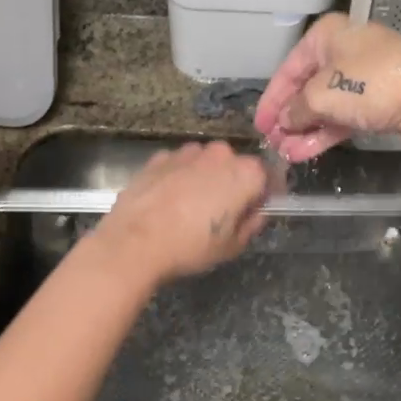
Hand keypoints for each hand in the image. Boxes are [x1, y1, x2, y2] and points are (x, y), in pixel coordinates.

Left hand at [89, 141, 268, 282]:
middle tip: (221, 212)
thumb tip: (256, 213)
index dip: (262, 195)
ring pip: (205, 163)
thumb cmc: (190, 247)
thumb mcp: (231, 246)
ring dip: (204, 178)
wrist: (134, 241)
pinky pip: (178, 166)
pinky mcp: (158, 158)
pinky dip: (179, 177)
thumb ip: (251, 225)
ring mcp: (186, 153)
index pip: (266, 177)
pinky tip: (168, 202)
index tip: (254, 212)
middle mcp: (219, 154)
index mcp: (245, 173)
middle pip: (234, 166)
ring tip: (191, 207)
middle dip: (232, 184)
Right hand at [253, 14, 400, 161]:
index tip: (258, 126)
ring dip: (305, 130)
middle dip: (288, 119)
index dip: (270, 101)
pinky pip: (344, 116)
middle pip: (306, 88)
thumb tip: (284, 122)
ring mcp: (364, 76)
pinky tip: (306, 152)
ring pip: (326, 106)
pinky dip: (325, 133)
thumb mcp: (319, 96)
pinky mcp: (379, 99)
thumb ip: (295, 110)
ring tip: (286, 154)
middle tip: (272, 144)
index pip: (287, 70)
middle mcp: (344, 50)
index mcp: (326, 36)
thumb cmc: (368, 84)